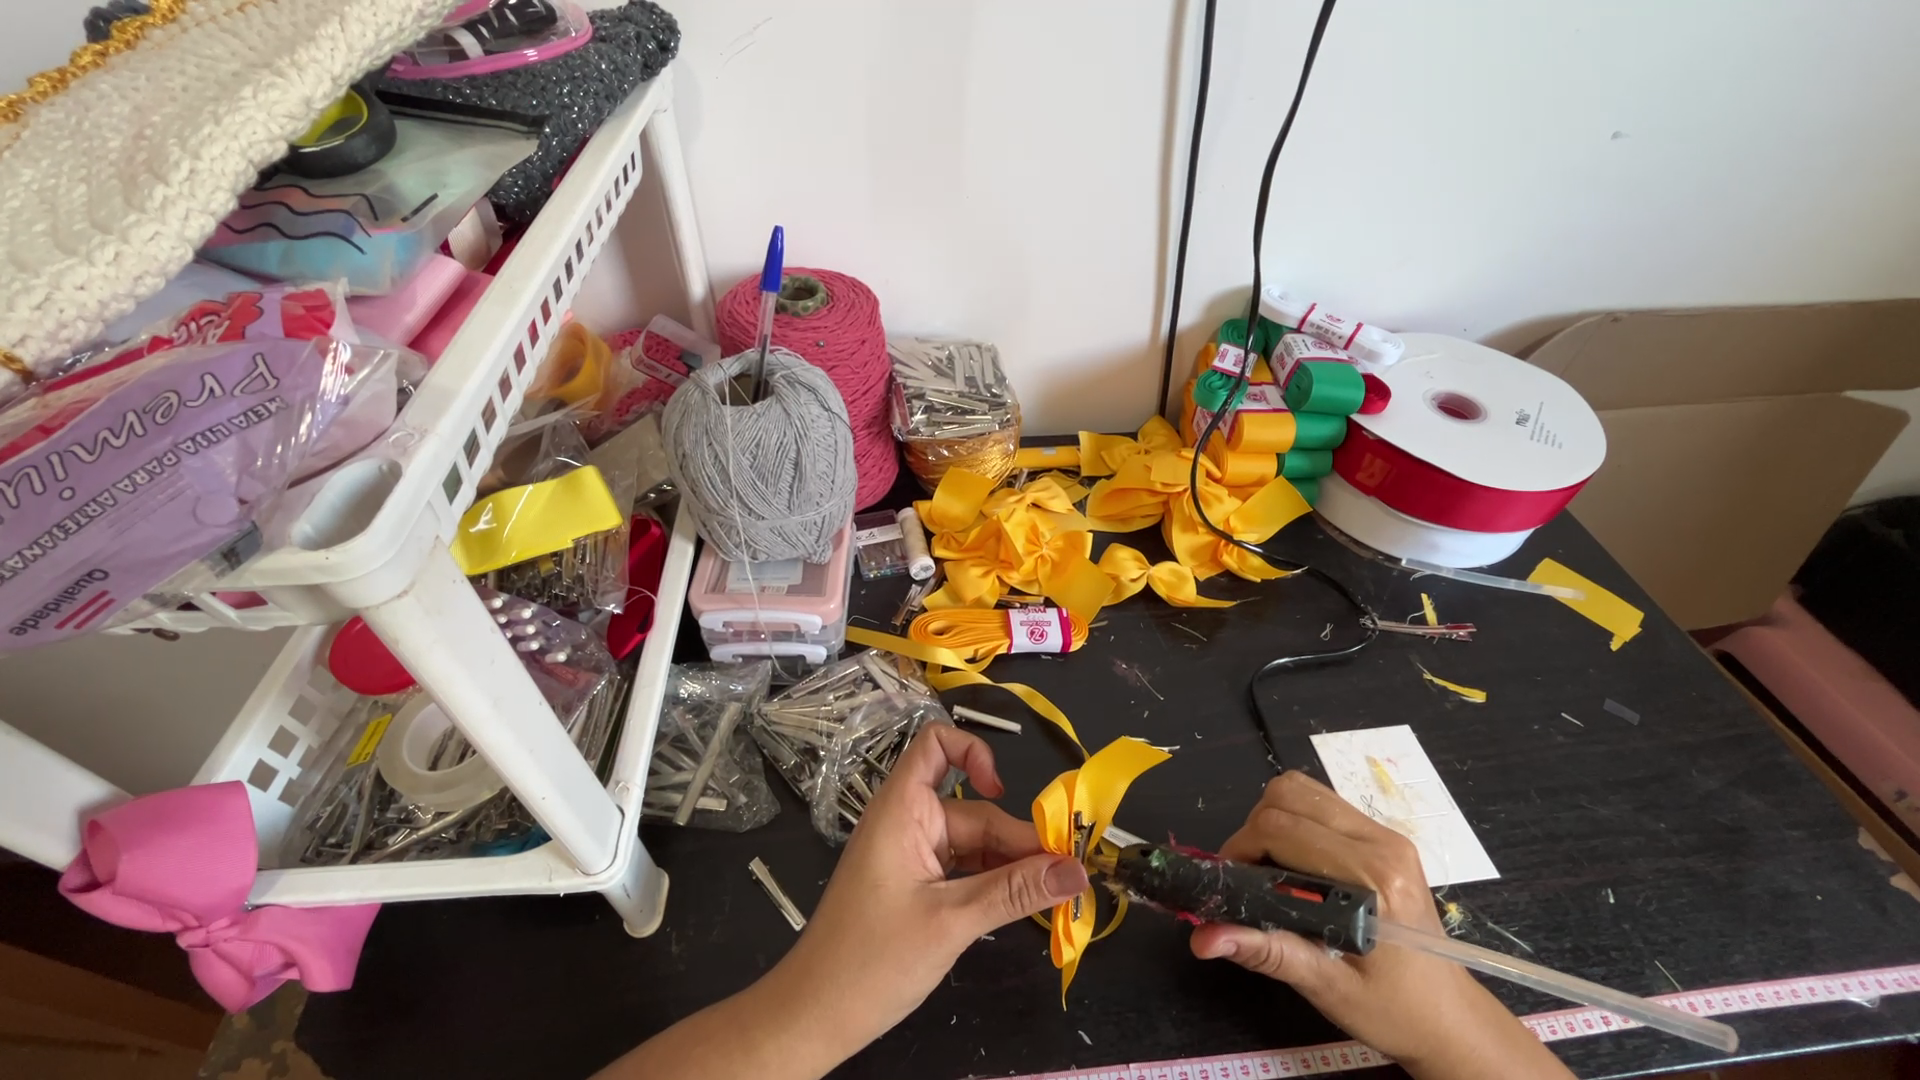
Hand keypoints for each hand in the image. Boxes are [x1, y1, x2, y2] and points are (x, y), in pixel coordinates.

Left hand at [766, 724, 1088, 1054]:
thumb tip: (1077, 870)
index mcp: (903, 809)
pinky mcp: (917, 884)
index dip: (974, 752)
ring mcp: (912, 854)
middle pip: (975, 811)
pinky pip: (965, 868)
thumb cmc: (873, 960)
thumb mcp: (952, 921)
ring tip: (1056, 895)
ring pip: (975, 843)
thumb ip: (1016, 891)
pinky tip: (1025, 904)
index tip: (1005, 791)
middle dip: (1019, 840)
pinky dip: (993, 882)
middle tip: (1070, 876)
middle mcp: (908, 821)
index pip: (936, 745)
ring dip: (1011, 865)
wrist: (816, 1015)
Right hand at [1188, 772, 1572, 1079]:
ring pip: (1301, 790)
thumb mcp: (1328, 988)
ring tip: (1267, 868)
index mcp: (1373, 875)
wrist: (1453, 1019)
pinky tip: (1293, 863)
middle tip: (1246, 877)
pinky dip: (1291, 821)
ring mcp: (1386, 833)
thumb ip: (1267, 952)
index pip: (1281, 828)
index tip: (1229, 885)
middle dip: (1252, 830)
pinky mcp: (1383, 836)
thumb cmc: (1394, 1010)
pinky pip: (1319, 803)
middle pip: (1287, 795)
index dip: (1241, 849)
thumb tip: (1203, 938)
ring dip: (1270, 820)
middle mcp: (1382, 841)